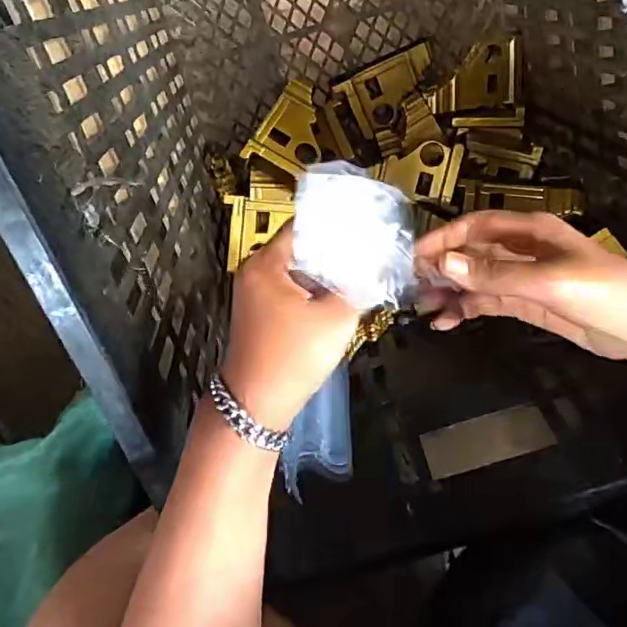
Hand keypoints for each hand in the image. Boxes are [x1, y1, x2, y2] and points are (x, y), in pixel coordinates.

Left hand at [221, 224, 362, 431]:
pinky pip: (289, 287)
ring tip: (355, 271)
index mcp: (265, 264)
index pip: (301, 226)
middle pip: (298, 246)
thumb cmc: (291, 358)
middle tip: (364, 248)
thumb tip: (373, 268)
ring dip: (323, 271)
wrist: (256, 403)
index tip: (359, 223)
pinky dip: (311, 288)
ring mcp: (254, 292)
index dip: (333, 223)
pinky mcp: (260, 311)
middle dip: (332, 249)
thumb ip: (358, 286)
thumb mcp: (336, 319)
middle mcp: (254, 272)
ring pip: (295, 268)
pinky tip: (335, 295)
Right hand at [414, 211, 626, 360]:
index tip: (416, 257)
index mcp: (530, 231)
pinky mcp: (528, 303)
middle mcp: (522, 250)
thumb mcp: (548, 281)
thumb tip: (444, 263)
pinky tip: (447, 321)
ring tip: (424, 307)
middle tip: (413, 285)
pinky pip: (488, 301)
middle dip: (442, 266)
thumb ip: (495, 274)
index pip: (476, 226)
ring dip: (450, 290)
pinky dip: (467, 308)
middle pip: (471, 251)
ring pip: (476, 279)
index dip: (445, 238)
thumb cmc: (606, 292)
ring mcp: (524, 277)